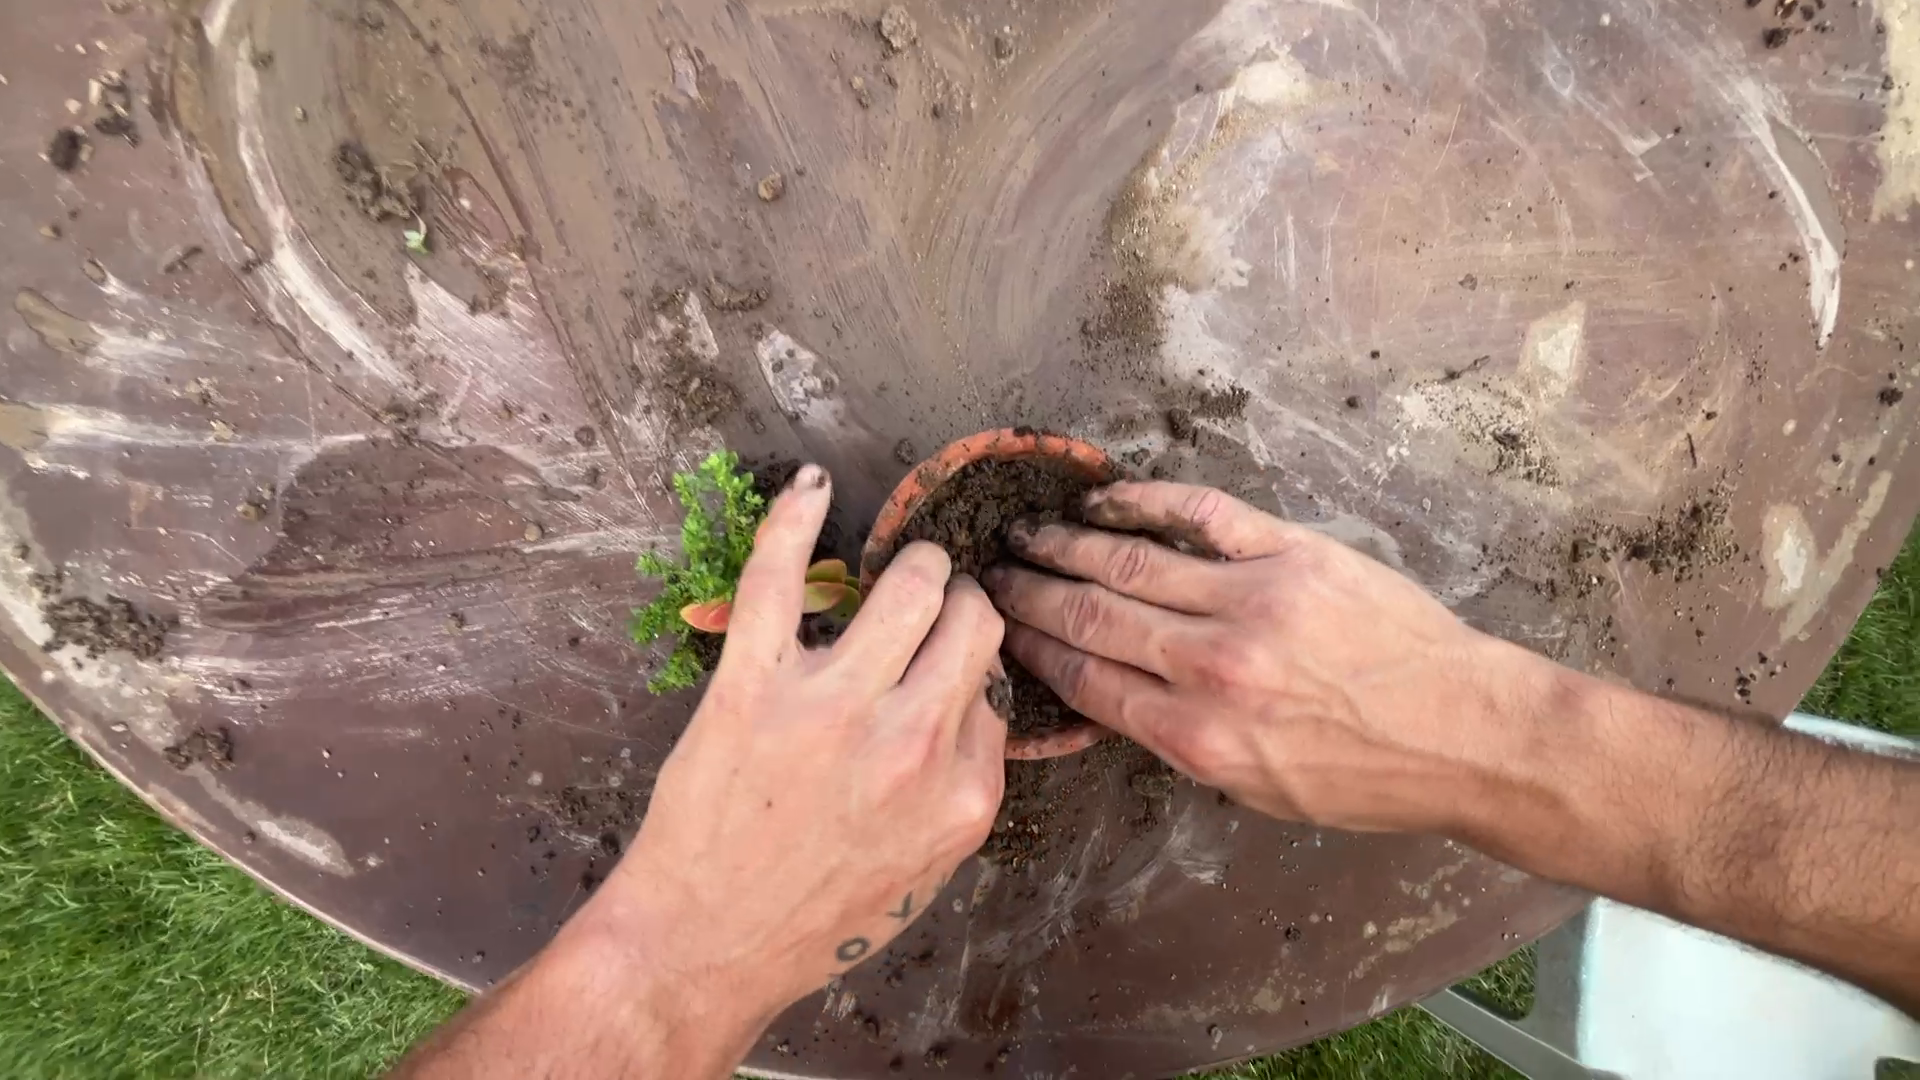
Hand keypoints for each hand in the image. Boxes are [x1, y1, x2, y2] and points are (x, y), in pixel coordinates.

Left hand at [605, 465, 1005, 1012]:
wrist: (706, 947)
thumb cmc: (821, 912)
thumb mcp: (929, 861)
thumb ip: (966, 774)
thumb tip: (971, 692)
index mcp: (962, 789)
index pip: (993, 677)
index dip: (968, 656)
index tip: (945, 650)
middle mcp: (911, 741)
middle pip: (968, 617)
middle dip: (956, 597)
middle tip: (930, 600)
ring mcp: (831, 707)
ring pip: (907, 586)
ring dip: (913, 564)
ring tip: (898, 568)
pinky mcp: (753, 685)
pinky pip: (780, 577)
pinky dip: (794, 519)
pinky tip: (811, 485)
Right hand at [983, 481, 1531, 834]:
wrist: (1470, 733)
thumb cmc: (1360, 775)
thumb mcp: (1252, 788)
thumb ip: (1171, 740)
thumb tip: (1104, 693)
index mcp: (1197, 735)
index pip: (1086, 677)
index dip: (1033, 648)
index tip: (1001, 629)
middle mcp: (1212, 666)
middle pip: (1093, 615)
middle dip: (1030, 593)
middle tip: (992, 575)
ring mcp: (1251, 600)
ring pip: (1130, 561)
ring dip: (1066, 544)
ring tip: (1026, 534)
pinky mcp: (1290, 552)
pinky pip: (1201, 512)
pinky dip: (1144, 500)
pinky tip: (1102, 499)